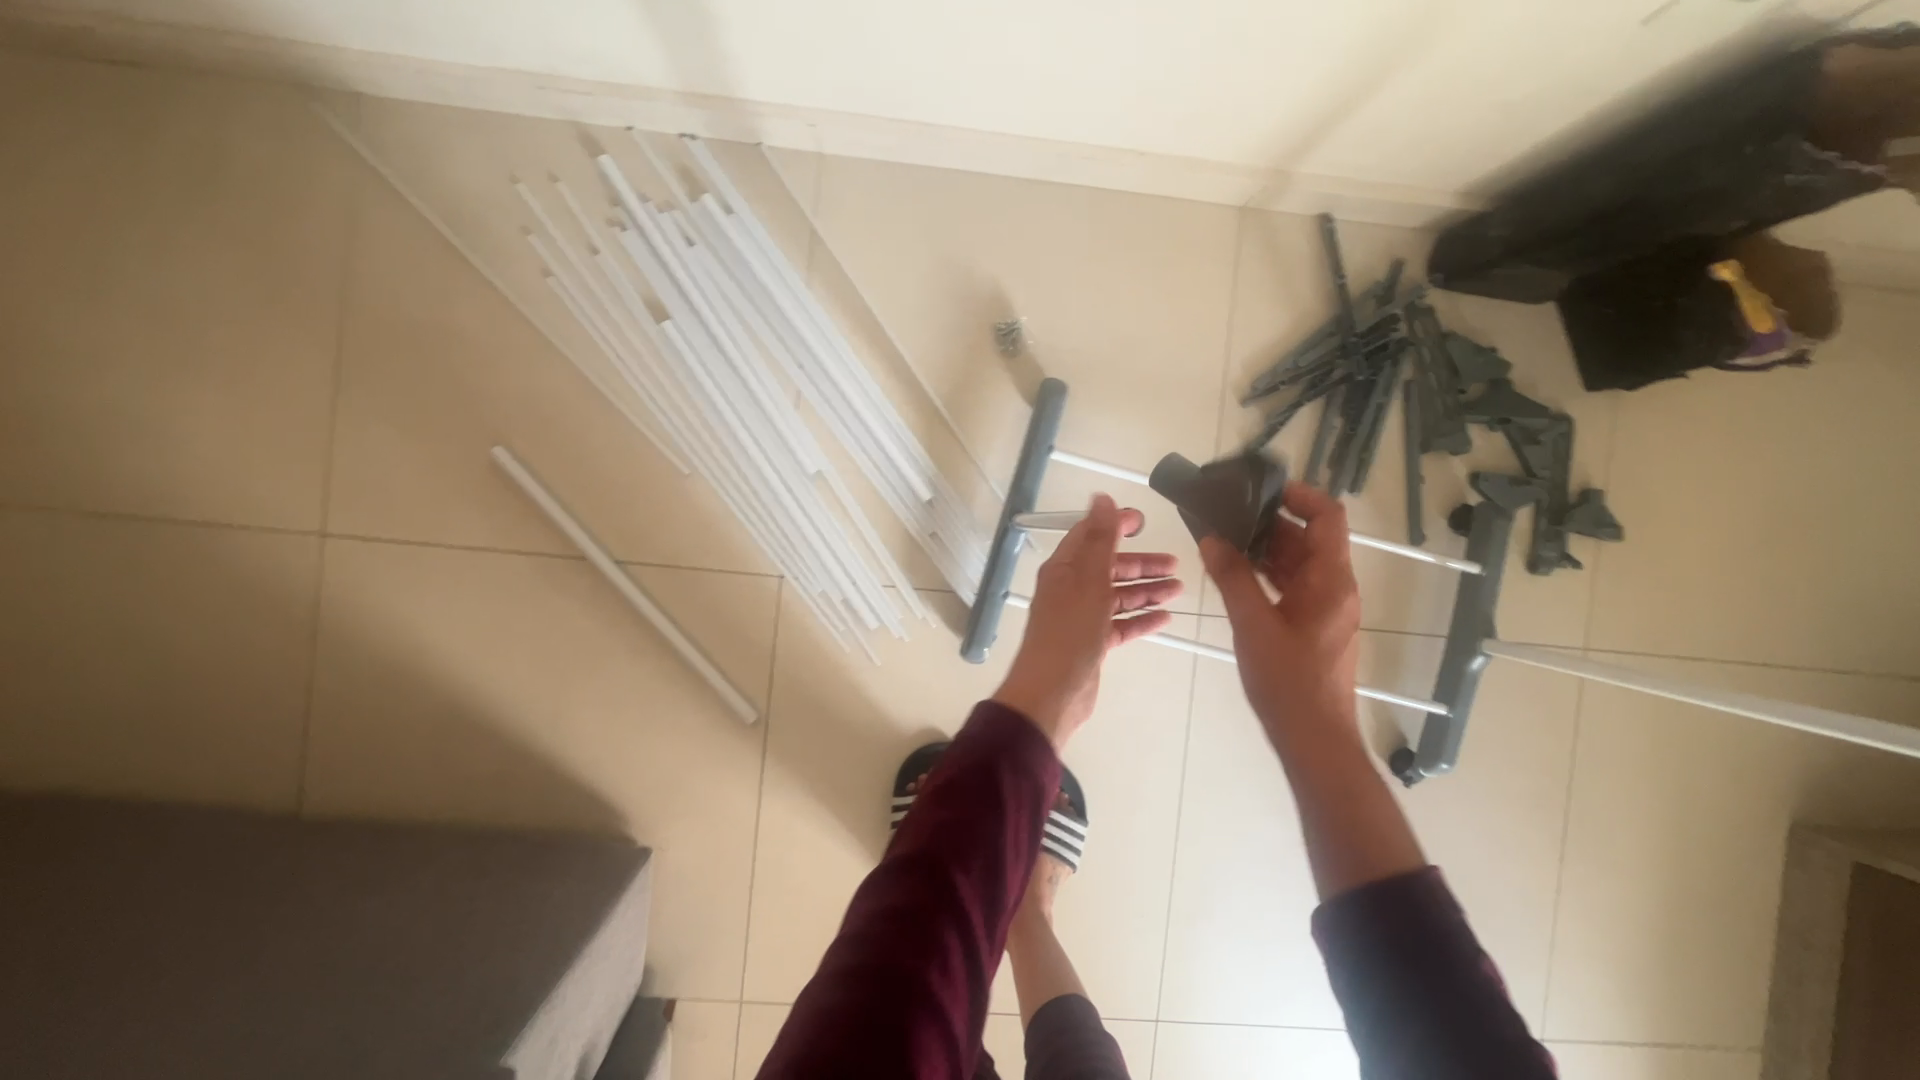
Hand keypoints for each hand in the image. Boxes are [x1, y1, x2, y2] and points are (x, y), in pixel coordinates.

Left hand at [992, 494, 1180, 749]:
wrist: (1052, 693)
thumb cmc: (1070, 632)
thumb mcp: (1089, 580)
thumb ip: (1100, 539)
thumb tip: (1102, 496)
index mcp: (1063, 570)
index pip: (1090, 536)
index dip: (1115, 525)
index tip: (1145, 521)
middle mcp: (1070, 590)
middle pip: (1109, 568)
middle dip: (1141, 564)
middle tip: (1175, 563)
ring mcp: (1081, 618)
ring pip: (1118, 597)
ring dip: (1146, 591)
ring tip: (1178, 589)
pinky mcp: (1092, 644)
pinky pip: (1120, 625)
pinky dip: (1141, 619)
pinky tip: (1165, 617)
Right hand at [1199, 483, 1360, 739]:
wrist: (1313, 739)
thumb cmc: (1288, 681)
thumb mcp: (1253, 625)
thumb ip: (1232, 577)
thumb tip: (1212, 538)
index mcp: (1331, 581)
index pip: (1327, 517)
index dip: (1299, 495)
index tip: (1260, 489)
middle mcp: (1334, 588)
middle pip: (1308, 539)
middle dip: (1269, 522)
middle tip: (1226, 513)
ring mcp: (1325, 608)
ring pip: (1298, 564)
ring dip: (1264, 549)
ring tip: (1222, 538)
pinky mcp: (1313, 627)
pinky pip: (1292, 586)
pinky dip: (1266, 574)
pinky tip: (1234, 574)